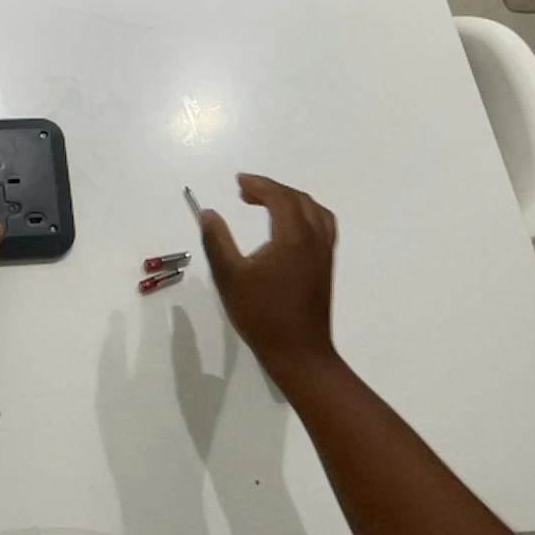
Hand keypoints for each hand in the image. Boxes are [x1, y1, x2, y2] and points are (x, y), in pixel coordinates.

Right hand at [198, 174, 338, 373]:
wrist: (299, 352)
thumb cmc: (261, 314)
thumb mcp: (229, 277)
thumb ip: (217, 241)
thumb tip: (208, 213)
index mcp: (293, 237)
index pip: (279, 197)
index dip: (259, 184)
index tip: (238, 182)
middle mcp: (315, 239)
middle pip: (298, 199)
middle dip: (272, 189)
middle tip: (245, 192)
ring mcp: (324, 253)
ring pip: (314, 210)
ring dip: (290, 200)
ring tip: (266, 203)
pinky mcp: (326, 266)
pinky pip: (322, 224)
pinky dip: (304, 214)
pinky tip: (287, 227)